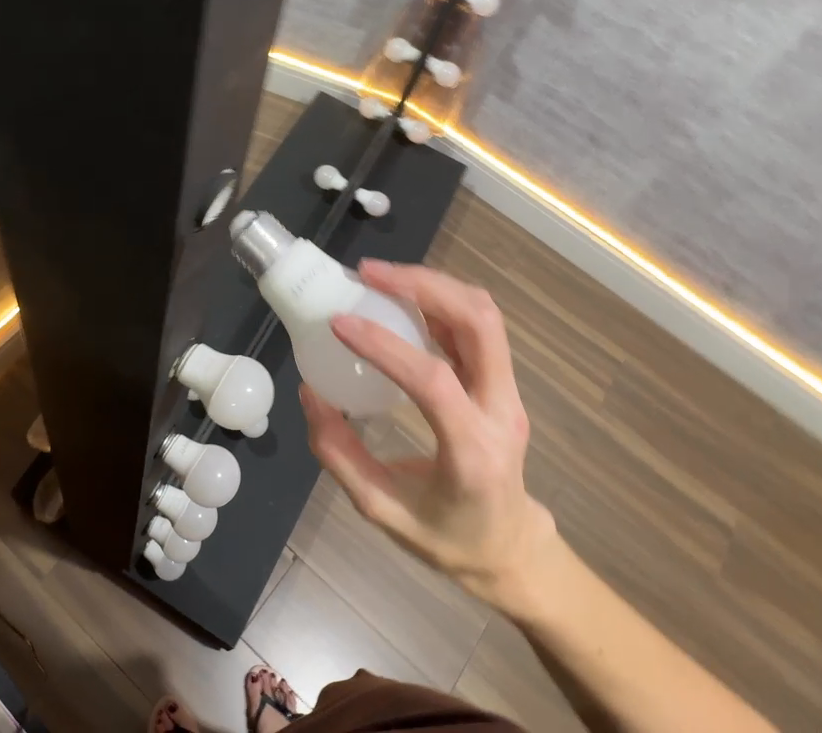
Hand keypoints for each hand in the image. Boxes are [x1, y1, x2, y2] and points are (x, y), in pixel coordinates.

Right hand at [300, 260, 561, 609]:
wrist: (510, 548)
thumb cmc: (446, 539)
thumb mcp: (381, 510)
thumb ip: (341, 454)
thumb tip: (311, 392)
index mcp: (472, 453)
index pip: (434, 382)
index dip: (385, 346)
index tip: (339, 322)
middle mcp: (501, 412)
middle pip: (480, 324)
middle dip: (424, 285)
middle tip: (368, 273)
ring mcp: (509, 393)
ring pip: (484, 315)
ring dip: (433, 285)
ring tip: (380, 277)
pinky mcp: (504, 382)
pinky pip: (478, 327)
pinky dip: (440, 301)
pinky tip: (402, 297)